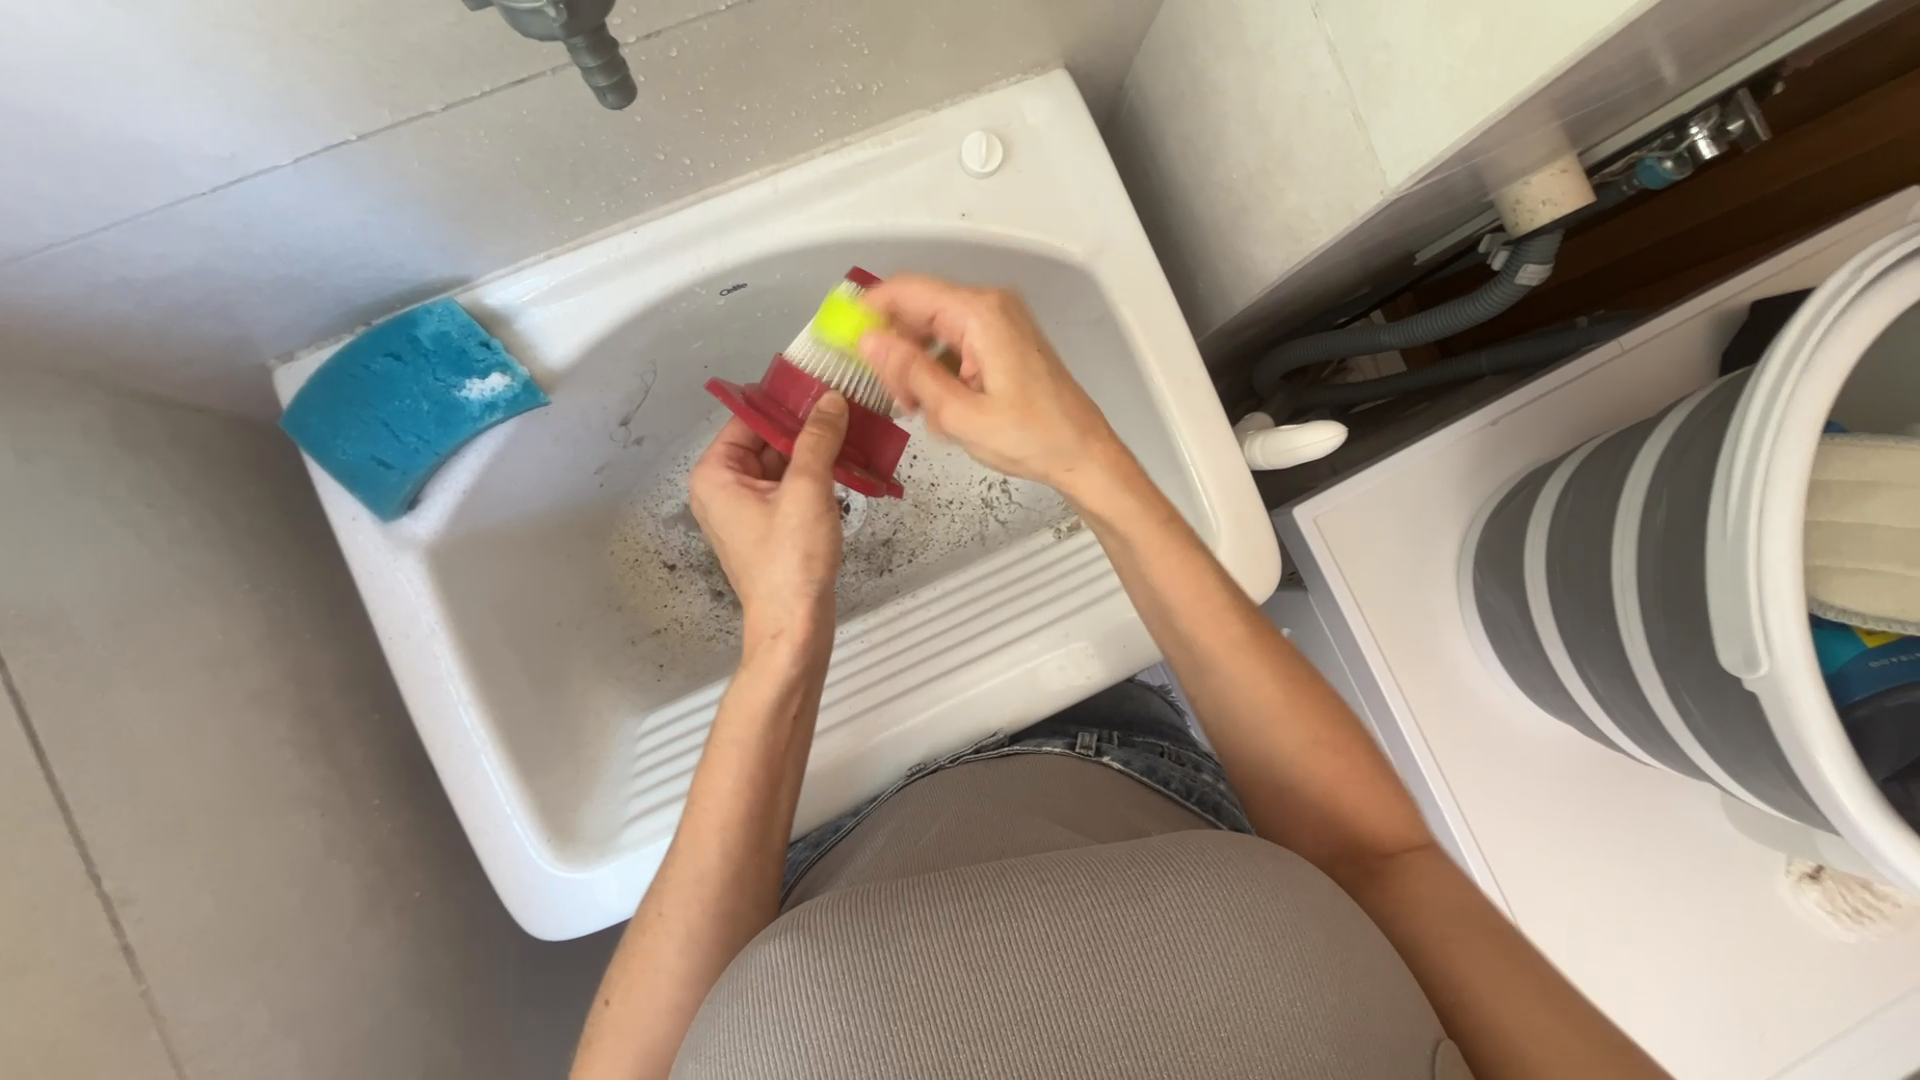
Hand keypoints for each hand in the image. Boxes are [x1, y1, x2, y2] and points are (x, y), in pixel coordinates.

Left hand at [688, 394, 848, 644]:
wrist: (795, 624)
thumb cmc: (790, 562)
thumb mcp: (806, 489)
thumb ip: (818, 439)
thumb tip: (830, 400)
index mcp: (716, 474)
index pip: (749, 418)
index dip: (785, 400)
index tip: (820, 383)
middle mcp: (725, 488)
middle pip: (768, 440)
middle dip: (807, 426)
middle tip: (847, 404)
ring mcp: (749, 510)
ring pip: (785, 464)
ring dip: (818, 451)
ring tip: (856, 430)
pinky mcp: (772, 527)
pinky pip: (793, 488)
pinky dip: (819, 476)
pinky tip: (850, 464)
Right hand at [856, 275, 1126, 498]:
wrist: (1083, 454)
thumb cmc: (1032, 438)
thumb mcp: (958, 413)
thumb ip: (910, 372)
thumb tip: (869, 340)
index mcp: (980, 314)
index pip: (906, 291)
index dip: (869, 312)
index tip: (845, 341)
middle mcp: (991, 307)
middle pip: (918, 310)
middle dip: (897, 350)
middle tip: (896, 396)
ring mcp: (1000, 322)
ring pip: (934, 330)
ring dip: (918, 366)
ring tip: (922, 409)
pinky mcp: (1004, 341)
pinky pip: (956, 344)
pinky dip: (941, 371)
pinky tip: (943, 408)